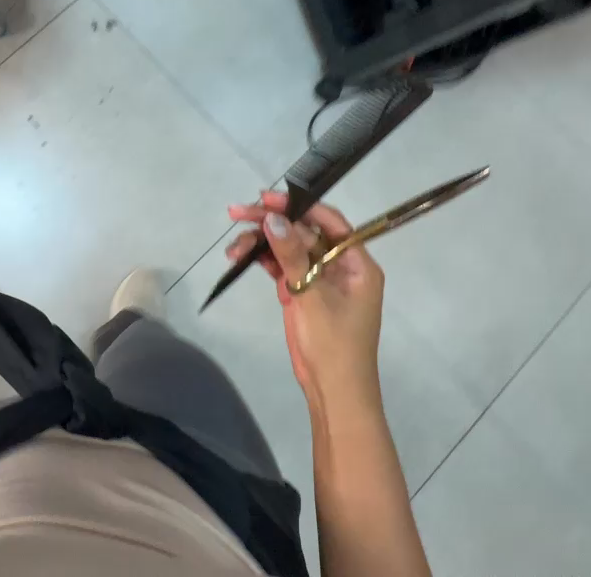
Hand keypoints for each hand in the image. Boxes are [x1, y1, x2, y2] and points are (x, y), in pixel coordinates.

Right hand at [226, 191, 383, 411]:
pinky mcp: (301, 290)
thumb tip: (273, 219)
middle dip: (271, 222)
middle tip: (238, 212)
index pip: (329, 221)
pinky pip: (280, 264)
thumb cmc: (334, 344)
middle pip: (302, 231)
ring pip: (287, 246)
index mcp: (357, 263)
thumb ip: (291, 256)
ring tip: (233, 249)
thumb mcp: (311, 297)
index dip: (298, 206)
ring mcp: (318, 277)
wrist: (333, 392)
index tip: (267, 198)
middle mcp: (339, 265)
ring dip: (260, 242)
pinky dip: (261, 259)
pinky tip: (240, 257)